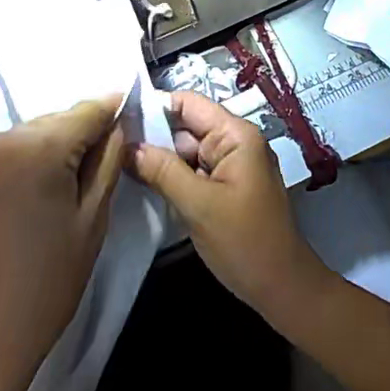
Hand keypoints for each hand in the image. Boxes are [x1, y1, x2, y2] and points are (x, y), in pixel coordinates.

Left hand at [0, 96, 128, 390]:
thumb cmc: (45, 283)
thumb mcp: (92, 219)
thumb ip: (109, 161)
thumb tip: (118, 125)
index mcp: (36, 147)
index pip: (88, 110)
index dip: (114, 111)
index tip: (133, 118)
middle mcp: (0, 139)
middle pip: (58, 120)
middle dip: (84, 134)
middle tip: (105, 166)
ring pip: (34, 134)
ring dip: (57, 148)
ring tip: (71, 188)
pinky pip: (10, 151)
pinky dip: (31, 160)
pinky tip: (40, 195)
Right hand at [128, 92, 330, 315]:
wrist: (282, 286)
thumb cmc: (244, 242)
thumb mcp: (198, 205)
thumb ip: (162, 171)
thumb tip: (126, 146)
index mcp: (236, 135)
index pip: (189, 104)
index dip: (154, 108)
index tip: (117, 120)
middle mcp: (234, 143)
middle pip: (184, 127)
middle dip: (151, 138)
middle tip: (108, 148)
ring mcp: (231, 166)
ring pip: (185, 152)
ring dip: (158, 160)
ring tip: (116, 165)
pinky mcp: (225, 188)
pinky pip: (193, 172)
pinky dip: (172, 178)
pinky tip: (143, 185)